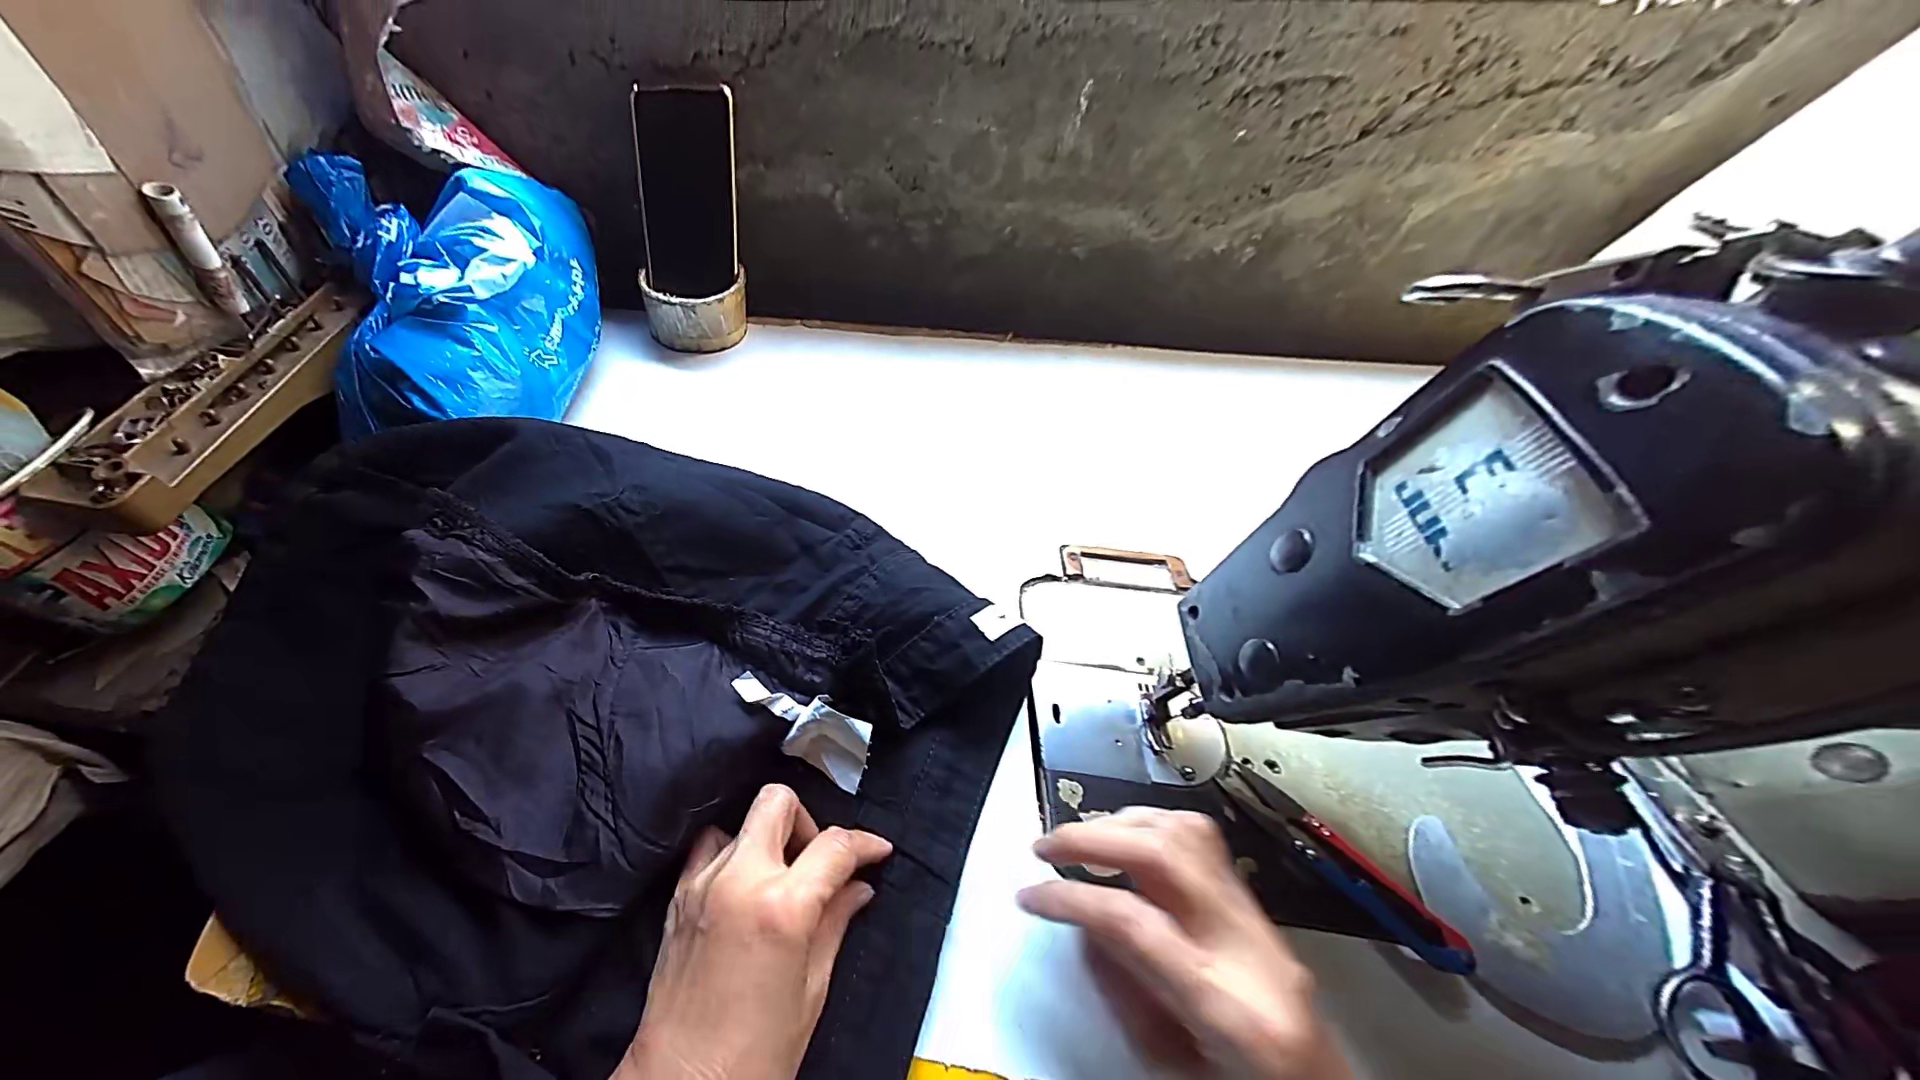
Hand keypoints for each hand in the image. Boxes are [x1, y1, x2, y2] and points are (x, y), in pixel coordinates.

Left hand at [612, 784, 892, 1079]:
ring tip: (783, 875)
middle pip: (779, 802)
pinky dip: (734, 852)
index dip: (864, 843)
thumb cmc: (749, 1056)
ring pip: (744, 820)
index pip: (834, 845)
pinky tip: (748, 885)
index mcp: (781, 907)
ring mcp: (703, 886)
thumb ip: (837, 921)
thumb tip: (857, 888)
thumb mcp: (812, 987)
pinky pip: (711, 847)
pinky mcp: (678, 898)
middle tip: (820, 859)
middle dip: (809, 821)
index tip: (876, 850)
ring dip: (769, 836)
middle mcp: (739, 882)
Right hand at [1018, 808, 1353, 1079]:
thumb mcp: (1169, 1054)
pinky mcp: (1252, 899)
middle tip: (1047, 847)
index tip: (1032, 895)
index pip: (1135, 924)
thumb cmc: (1243, 1079)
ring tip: (1081, 836)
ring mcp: (1254, 915)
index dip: (1072, 899)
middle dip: (1092, 838)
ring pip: (1185, 832)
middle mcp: (1246, 946)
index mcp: (1227, 1004)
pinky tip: (1128, 833)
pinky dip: (1152, 822)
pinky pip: (1200, 835)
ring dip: (1120, 823)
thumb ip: (1124, 986)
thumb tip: (1084, 921)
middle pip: (1164, 854)